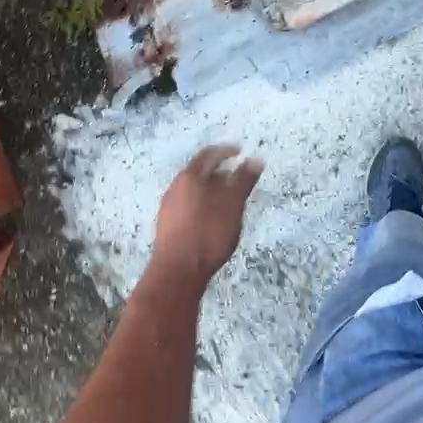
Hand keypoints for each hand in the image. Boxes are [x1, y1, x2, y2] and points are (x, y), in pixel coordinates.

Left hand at [151, 146, 263, 287]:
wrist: (178, 271)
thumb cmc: (208, 233)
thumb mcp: (232, 204)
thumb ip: (243, 181)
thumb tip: (255, 160)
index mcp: (190, 177)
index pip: (208, 154)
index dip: (226, 151)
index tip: (241, 152)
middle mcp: (175, 188)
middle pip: (199, 172)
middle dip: (220, 171)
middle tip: (238, 176)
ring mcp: (169, 207)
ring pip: (193, 190)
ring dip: (212, 189)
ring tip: (229, 199)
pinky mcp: (168, 225)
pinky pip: (188, 205)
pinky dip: (203, 203)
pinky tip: (213, 218)